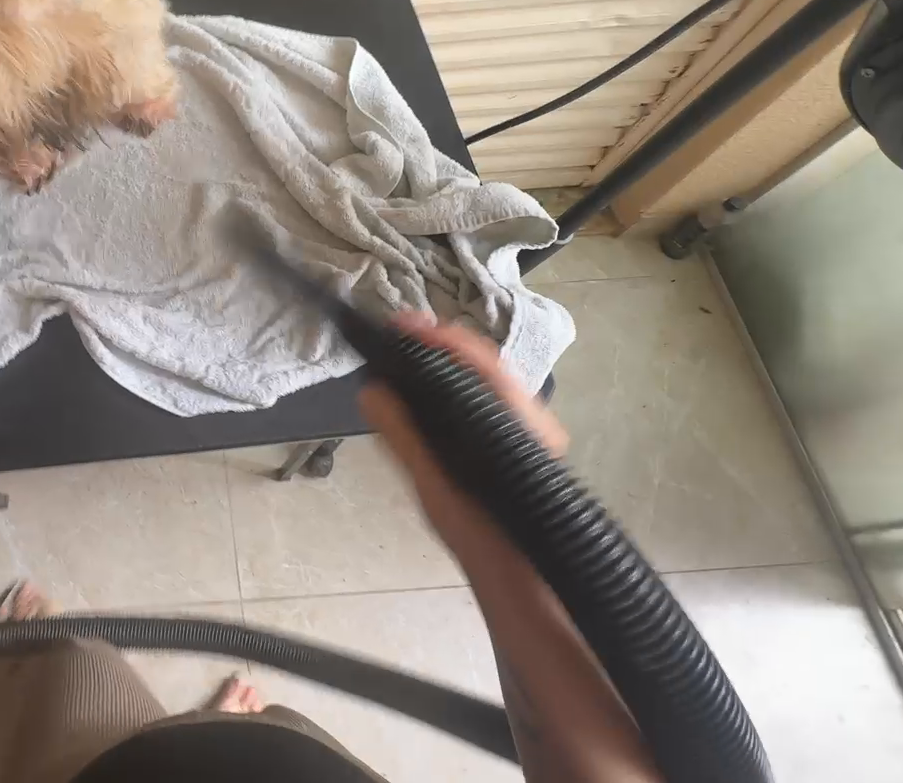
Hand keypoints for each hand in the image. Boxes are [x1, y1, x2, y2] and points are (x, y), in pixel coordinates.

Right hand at [359, 314, 566, 536]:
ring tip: (406, 352)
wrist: (519, 578)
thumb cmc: (481, 533)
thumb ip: (404, 436)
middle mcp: (531, 419)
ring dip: (445, 362)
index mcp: (518, 424)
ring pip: (484, 379)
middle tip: (398, 333)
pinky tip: (427, 388)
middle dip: (439, 344)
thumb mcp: (435, 484)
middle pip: (484, 363)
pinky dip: (453, 384)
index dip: (440, 339)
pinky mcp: (514, 441)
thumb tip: (371, 390)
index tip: (402, 325)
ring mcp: (526, 429)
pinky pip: (483, 398)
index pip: (480, 364)